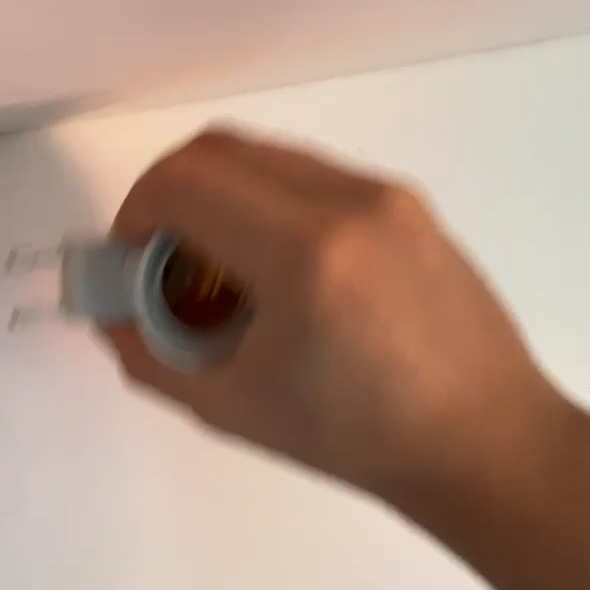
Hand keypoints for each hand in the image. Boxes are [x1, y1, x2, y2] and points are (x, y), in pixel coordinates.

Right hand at [105, 128, 576, 507]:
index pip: (184, 183)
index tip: (128, 261)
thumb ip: (149, 356)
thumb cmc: (347, 437)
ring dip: (213, 199)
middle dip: (164, 198)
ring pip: (261, 157)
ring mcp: (384, 193)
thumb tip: (112, 318)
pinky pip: (304, 176)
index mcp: (301, 254)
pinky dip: (258, 205)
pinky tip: (266, 273)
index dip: (133, 214)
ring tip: (213, 274)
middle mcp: (347, 200)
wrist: (477, 439)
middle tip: (157, 262)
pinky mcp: (405, 203)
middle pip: (217, 150)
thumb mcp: (225, 406)